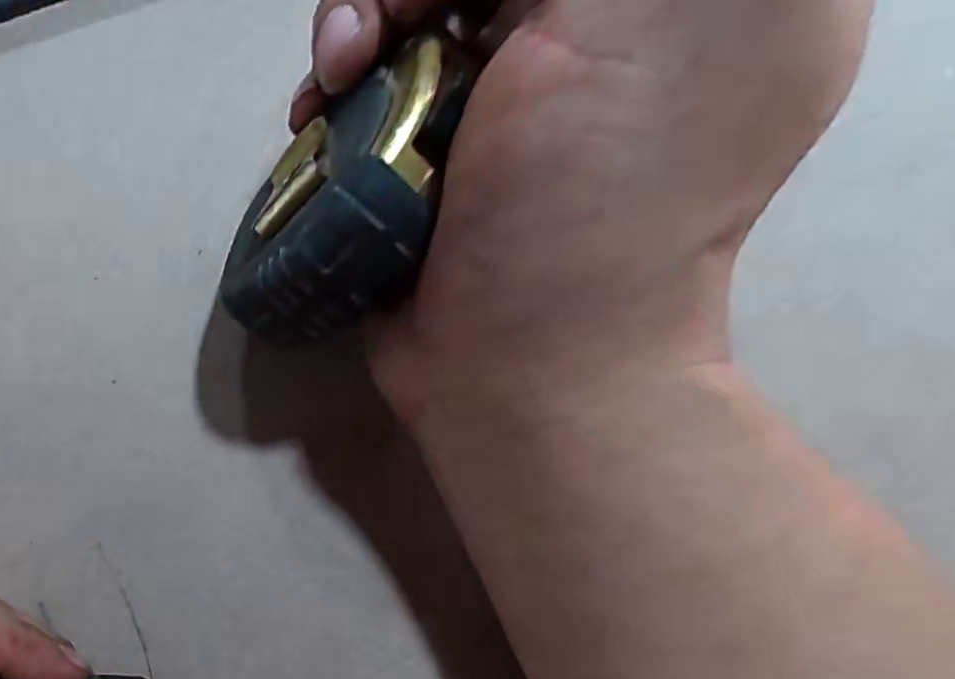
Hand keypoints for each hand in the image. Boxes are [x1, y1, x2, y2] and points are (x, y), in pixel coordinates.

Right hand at [291, 0, 872, 415]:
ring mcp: (501, 103)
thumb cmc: (591, 203)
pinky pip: (376, 97)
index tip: (430, 4)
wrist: (516, 366)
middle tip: (350, 50)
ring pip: (411, 26)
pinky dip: (336, 100)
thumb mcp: (642, 16)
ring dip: (352, 41)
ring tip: (321, 95)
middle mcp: (592, 33)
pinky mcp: (428, 165)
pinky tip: (312, 121)